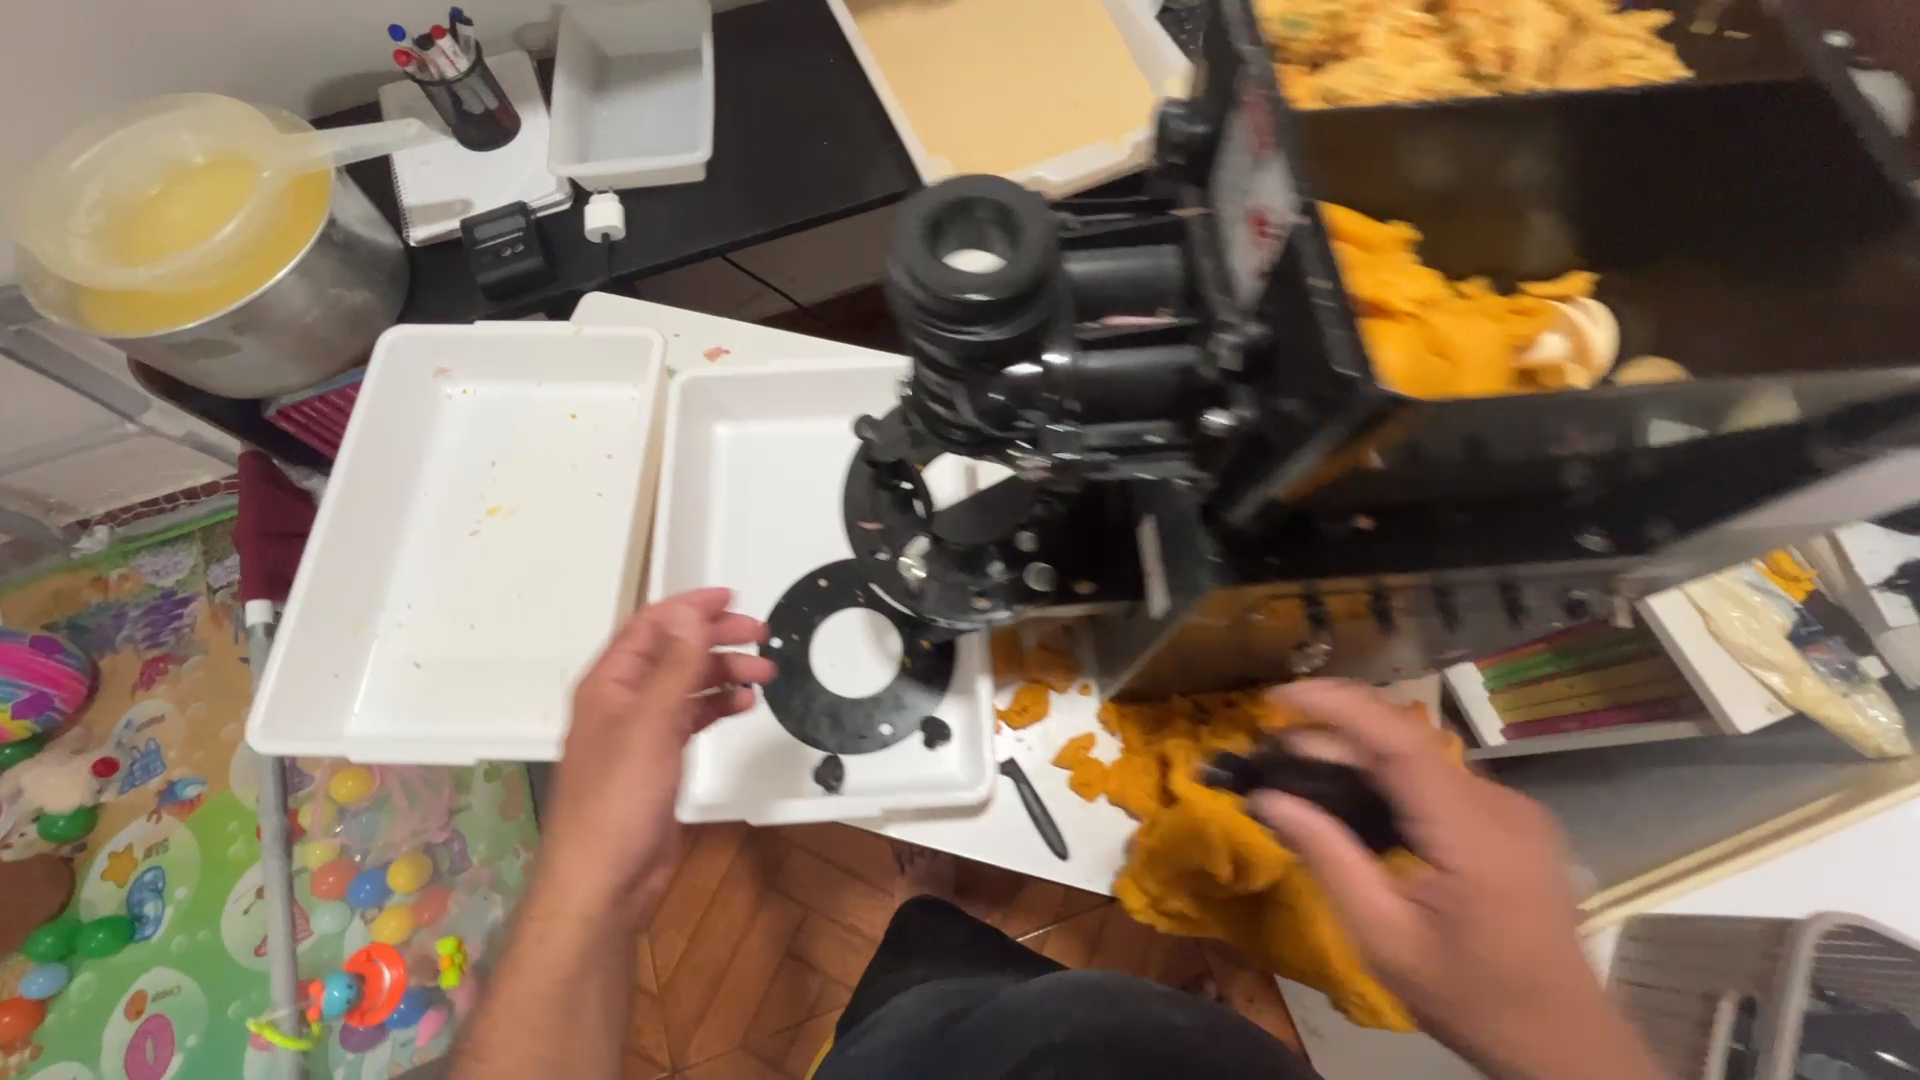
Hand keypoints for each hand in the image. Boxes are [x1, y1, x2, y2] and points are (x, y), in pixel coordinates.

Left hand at [541, 589, 774, 914]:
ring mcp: (642, 730)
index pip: (652, 626)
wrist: (606, 879)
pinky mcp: (659, 757)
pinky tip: (744, 704)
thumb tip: (688, 612)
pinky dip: (719, 705)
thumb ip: (673, 665)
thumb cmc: (618, 801)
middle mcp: (624, 700)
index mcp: (610, 683)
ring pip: (688, 684)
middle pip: (674, 651)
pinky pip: (694, 716)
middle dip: (717, 638)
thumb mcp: (650, 724)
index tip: (732, 599)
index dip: (691, 607)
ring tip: (764, 671)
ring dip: (724, 672)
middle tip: (759, 635)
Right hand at [1250, 680, 1665, 1079]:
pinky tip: (1349, 791)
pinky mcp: (1507, 818)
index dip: (1337, 706)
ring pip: (1417, 754)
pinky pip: (1434, 776)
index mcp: (1474, 835)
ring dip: (1355, 751)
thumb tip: (1267, 798)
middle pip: (1404, 740)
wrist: (1564, 1042)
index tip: (1278, 698)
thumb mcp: (1383, 938)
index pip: (1400, 740)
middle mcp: (1499, 805)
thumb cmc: (1471, 998)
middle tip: (1272, 750)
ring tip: (1298, 766)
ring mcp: (1510, 808)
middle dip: (1332, 732)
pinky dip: (1383, 772)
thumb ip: (1327, 858)